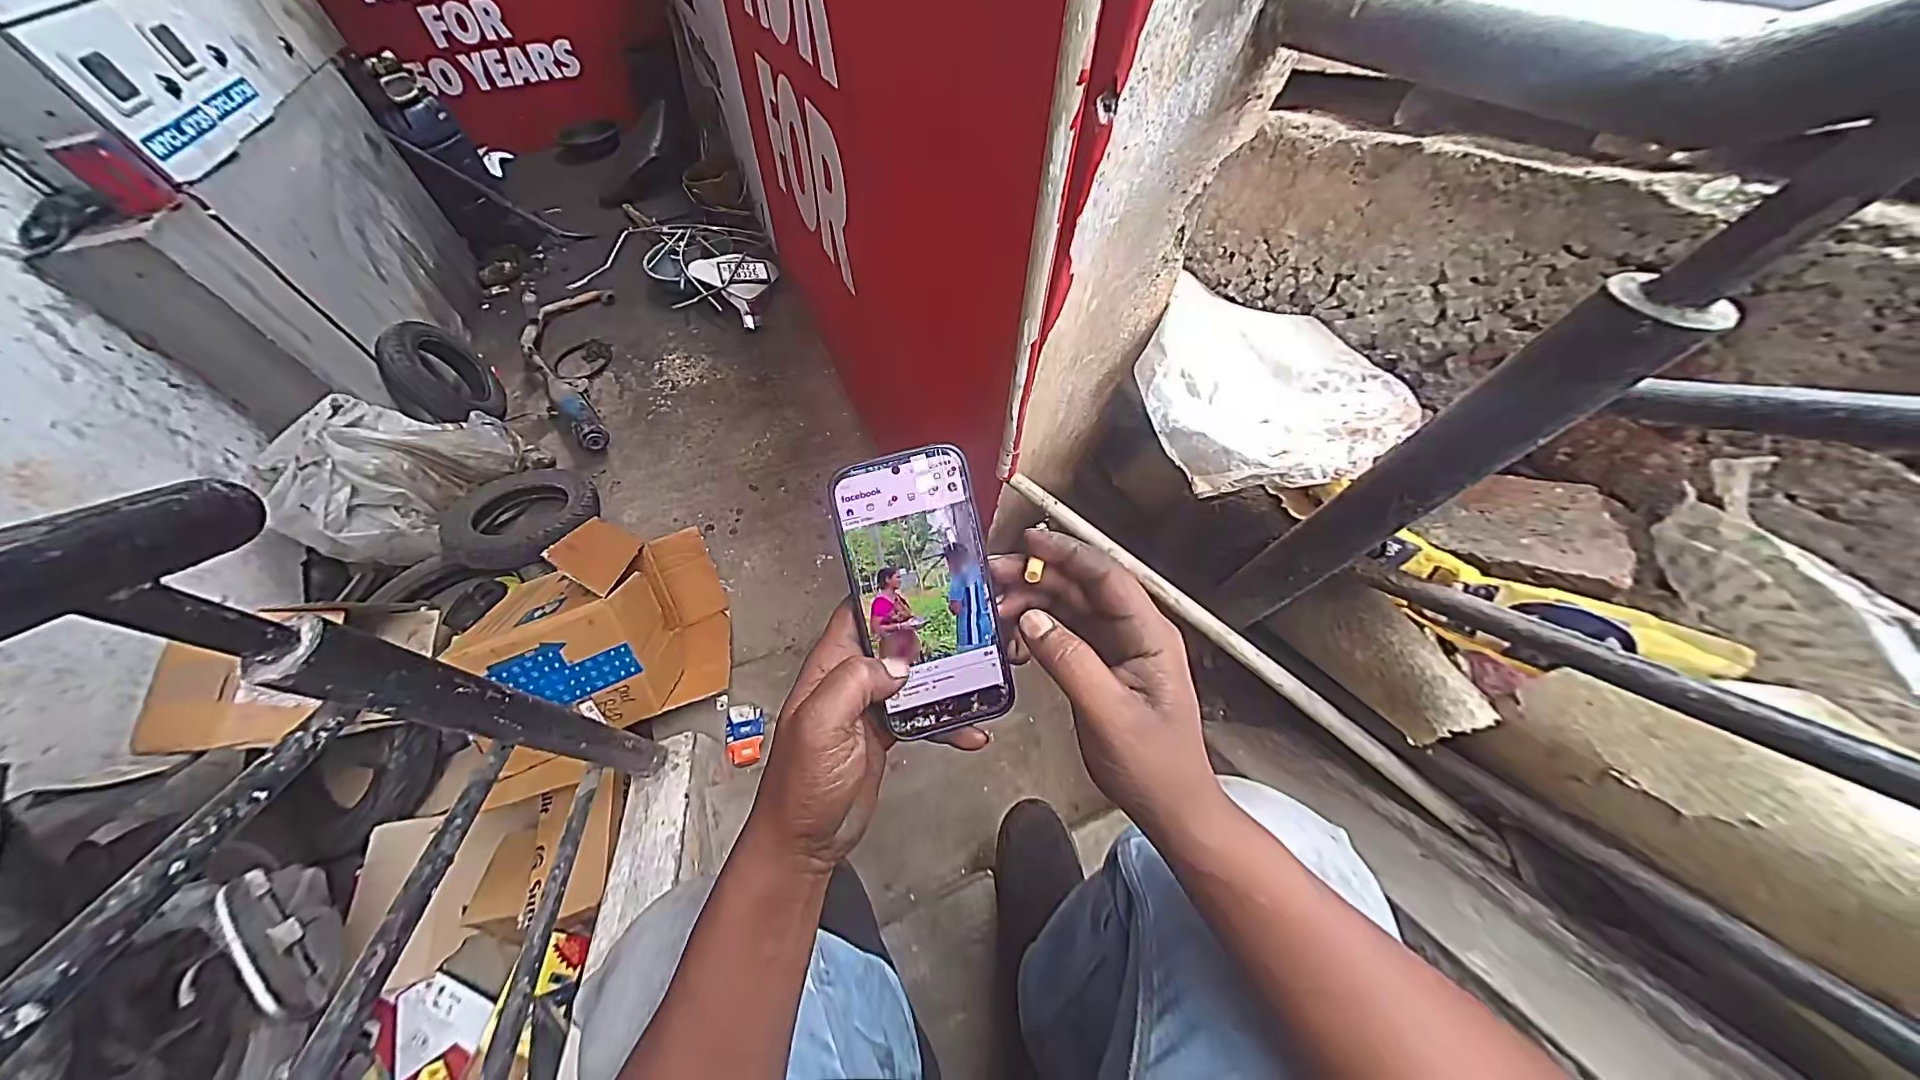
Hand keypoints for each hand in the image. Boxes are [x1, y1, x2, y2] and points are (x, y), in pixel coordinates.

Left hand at [743, 602, 988, 874]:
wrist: (806, 841)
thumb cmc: (801, 786)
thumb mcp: (820, 725)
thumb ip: (854, 683)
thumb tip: (897, 662)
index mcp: (829, 668)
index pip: (857, 613)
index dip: (886, 595)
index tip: (924, 583)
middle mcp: (850, 679)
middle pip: (894, 641)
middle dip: (929, 632)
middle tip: (967, 626)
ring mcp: (870, 706)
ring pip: (914, 676)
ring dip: (945, 677)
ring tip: (978, 676)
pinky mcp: (886, 731)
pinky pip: (923, 715)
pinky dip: (947, 721)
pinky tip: (970, 731)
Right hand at [990, 529, 1216, 829]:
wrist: (1171, 806)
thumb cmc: (1155, 765)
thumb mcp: (1109, 713)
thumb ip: (1070, 662)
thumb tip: (1031, 621)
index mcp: (1150, 634)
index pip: (1108, 577)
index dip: (1068, 553)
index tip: (1030, 542)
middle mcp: (1134, 632)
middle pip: (1082, 588)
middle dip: (1038, 575)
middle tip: (995, 575)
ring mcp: (1116, 647)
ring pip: (1069, 608)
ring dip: (1032, 602)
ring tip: (996, 607)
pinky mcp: (1100, 664)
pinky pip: (1063, 634)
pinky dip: (1036, 630)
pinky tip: (1014, 636)